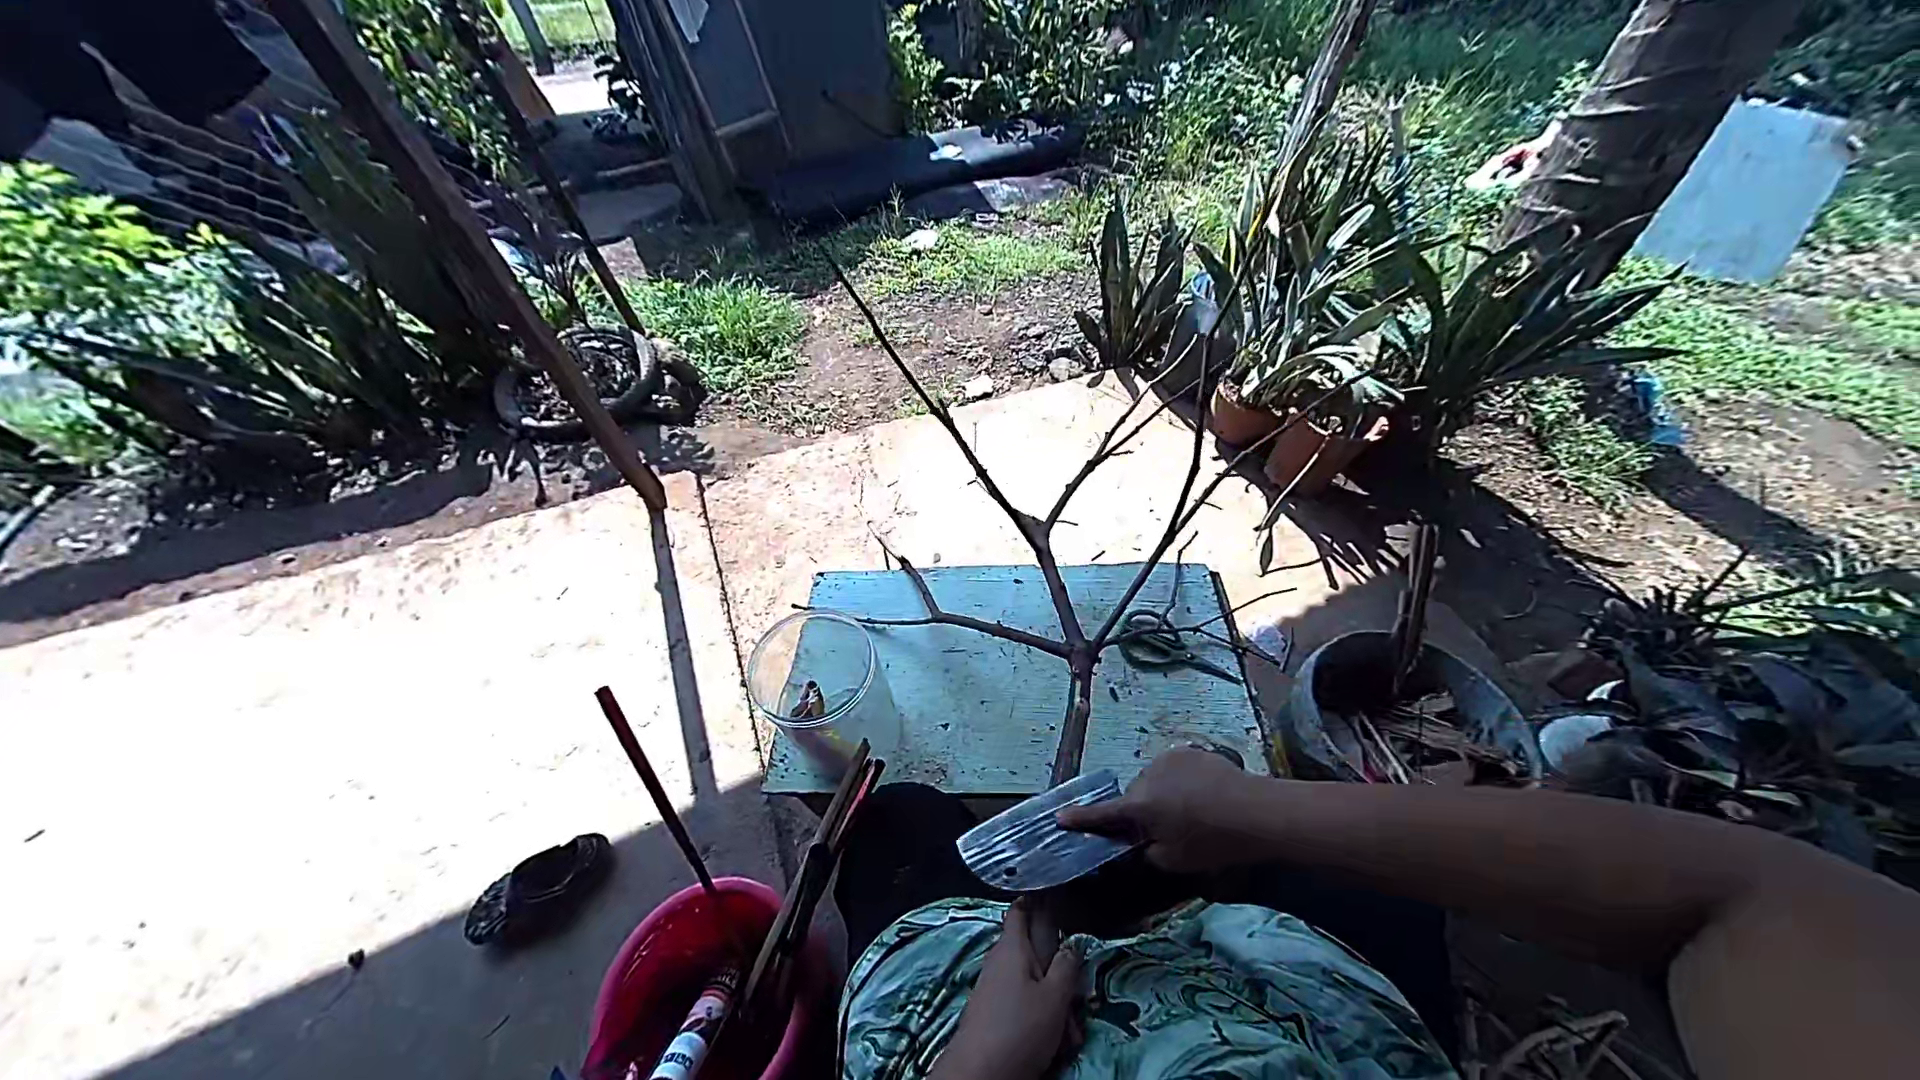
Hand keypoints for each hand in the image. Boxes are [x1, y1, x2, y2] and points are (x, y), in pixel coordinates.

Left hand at [930, 901, 1083, 1079]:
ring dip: (1053, 1004)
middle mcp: (1000, 959)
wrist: (979, 1074)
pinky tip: (1053, 1045)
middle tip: (1075, 1000)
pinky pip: (1022, 1003)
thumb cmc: (1019, 1028)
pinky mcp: (993, 1011)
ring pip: (1032, 983)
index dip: (1035, 900)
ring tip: (1068, 1035)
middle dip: (1058, 974)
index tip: (1054, 900)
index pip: (1020, 910)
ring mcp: (994, 985)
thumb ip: (1066, 967)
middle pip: (1034, 953)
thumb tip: (1072, 944)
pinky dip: (1040, 1018)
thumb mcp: (1054, 997)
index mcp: (1013, 946)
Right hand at [1056, 747, 1260, 874]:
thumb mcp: (1175, 861)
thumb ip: (1148, 852)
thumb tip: (1140, 844)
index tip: (1059, 817)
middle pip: (1135, 797)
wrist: (1254, 811)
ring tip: (1191, 811)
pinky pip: (1174, 770)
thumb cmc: (1211, 842)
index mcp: (1139, 807)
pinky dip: (1181, 782)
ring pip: (1155, 781)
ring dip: (1163, 794)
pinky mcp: (1188, 752)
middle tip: (1165, 829)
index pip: (1102, 814)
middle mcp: (1146, 777)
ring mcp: (1167, 760)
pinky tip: (1204, 795)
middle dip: (1143, 811)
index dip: (1080, 818)